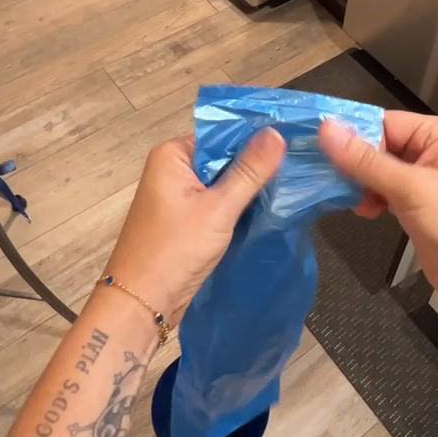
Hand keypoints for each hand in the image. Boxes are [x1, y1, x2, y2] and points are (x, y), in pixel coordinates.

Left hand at [103, 129, 286, 327]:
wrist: (142, 304)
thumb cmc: (175, 250)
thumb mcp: (218, 209)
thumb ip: (249, 171)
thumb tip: (277, 132)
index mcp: (172, 154)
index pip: (222, 135)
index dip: (255, 139)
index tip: (291, 142)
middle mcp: (172, 168)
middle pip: (223, 157)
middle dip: (253, 165)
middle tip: (295, 165)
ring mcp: (177, 194)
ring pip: (221, 181)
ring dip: (246, 188)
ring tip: (288, 184)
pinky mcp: (184, 217)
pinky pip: (216, 201)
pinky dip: (235, 206)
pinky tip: (264, 207)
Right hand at [319, 112, 437, 314]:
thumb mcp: (410, 188)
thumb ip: (366, 160)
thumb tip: (327, 129)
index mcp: (436, 135)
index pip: (383, 122)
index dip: (353, 134)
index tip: (319, 144)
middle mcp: (428, 152)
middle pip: (377, 145)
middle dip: (354, 163)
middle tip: (328, 177)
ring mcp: (420, 180)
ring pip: (375, 170)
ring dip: (359, 183)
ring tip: (350, 198)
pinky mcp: (413, 205)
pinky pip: (381, 191)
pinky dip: (368, 199)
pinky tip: (364, 210)